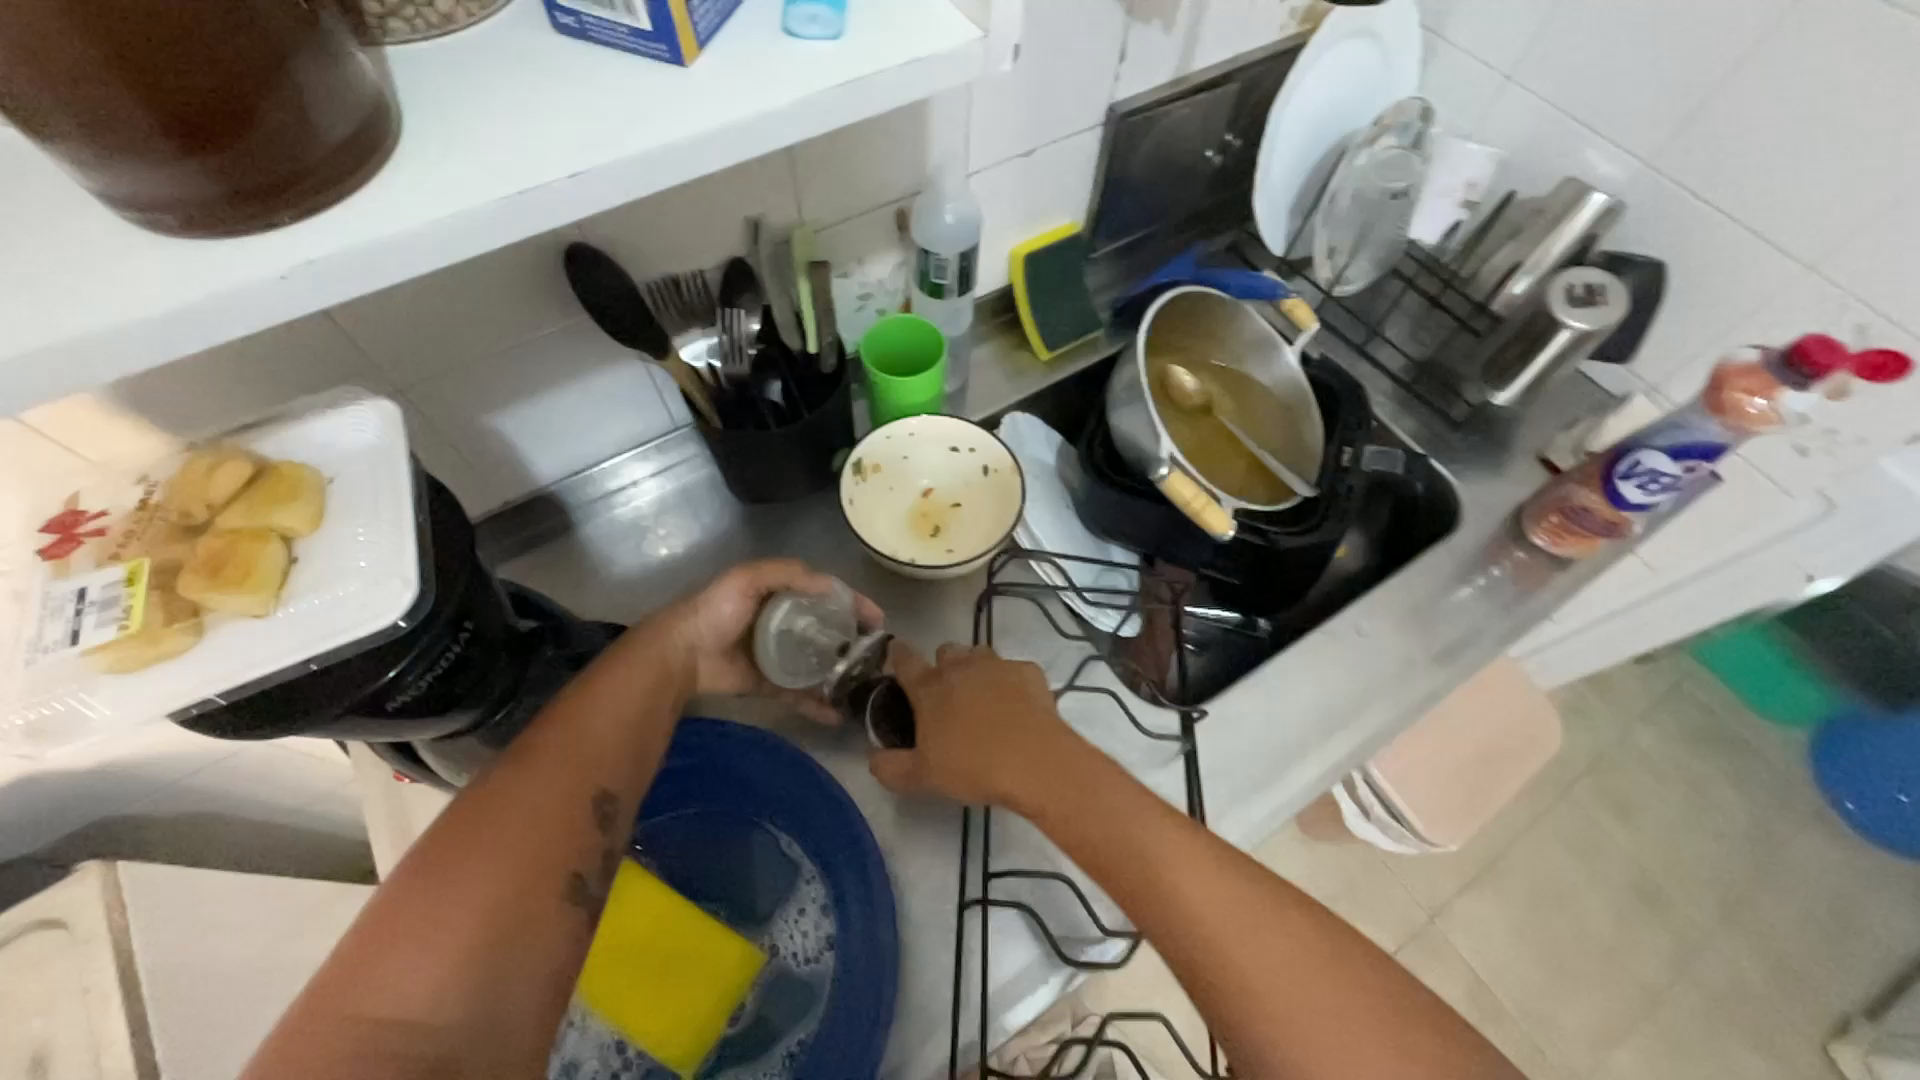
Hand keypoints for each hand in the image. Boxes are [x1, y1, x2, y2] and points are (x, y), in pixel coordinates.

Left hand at [634, 559, 881, 723]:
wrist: (680, 654)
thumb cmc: (715, 611)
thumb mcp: (748, 579)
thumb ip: (789, 574)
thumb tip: (833, 587)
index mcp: (781, 594)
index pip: (826, 596)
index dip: (854, 604)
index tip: (879, 620)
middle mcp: (784, 623)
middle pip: (827, 631)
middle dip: (853, 641)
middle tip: (876, 655)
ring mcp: (778, 656)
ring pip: (818, 664)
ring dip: (840, 674)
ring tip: (864, 685)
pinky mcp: (768, 684)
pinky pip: (799, 694)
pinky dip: (817, 705)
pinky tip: (836, 714)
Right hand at [869, 642, 1086, 811]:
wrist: (1035, 762)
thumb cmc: (973, 767)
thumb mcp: (922, 777)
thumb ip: (891, 767)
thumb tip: (874, 760)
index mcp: (930, 687)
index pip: (904, 659)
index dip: (897, 654)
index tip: (895, 653)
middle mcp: (961, 667)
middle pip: (946, 651)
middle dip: (943, 665)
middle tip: (946, 694)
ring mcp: (998, 665)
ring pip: (980, 654)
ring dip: (975, 668)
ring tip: (982, 696)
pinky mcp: (1029, 672)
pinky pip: (1014, 670)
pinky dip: (1011, 682)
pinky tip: (1017, 706)